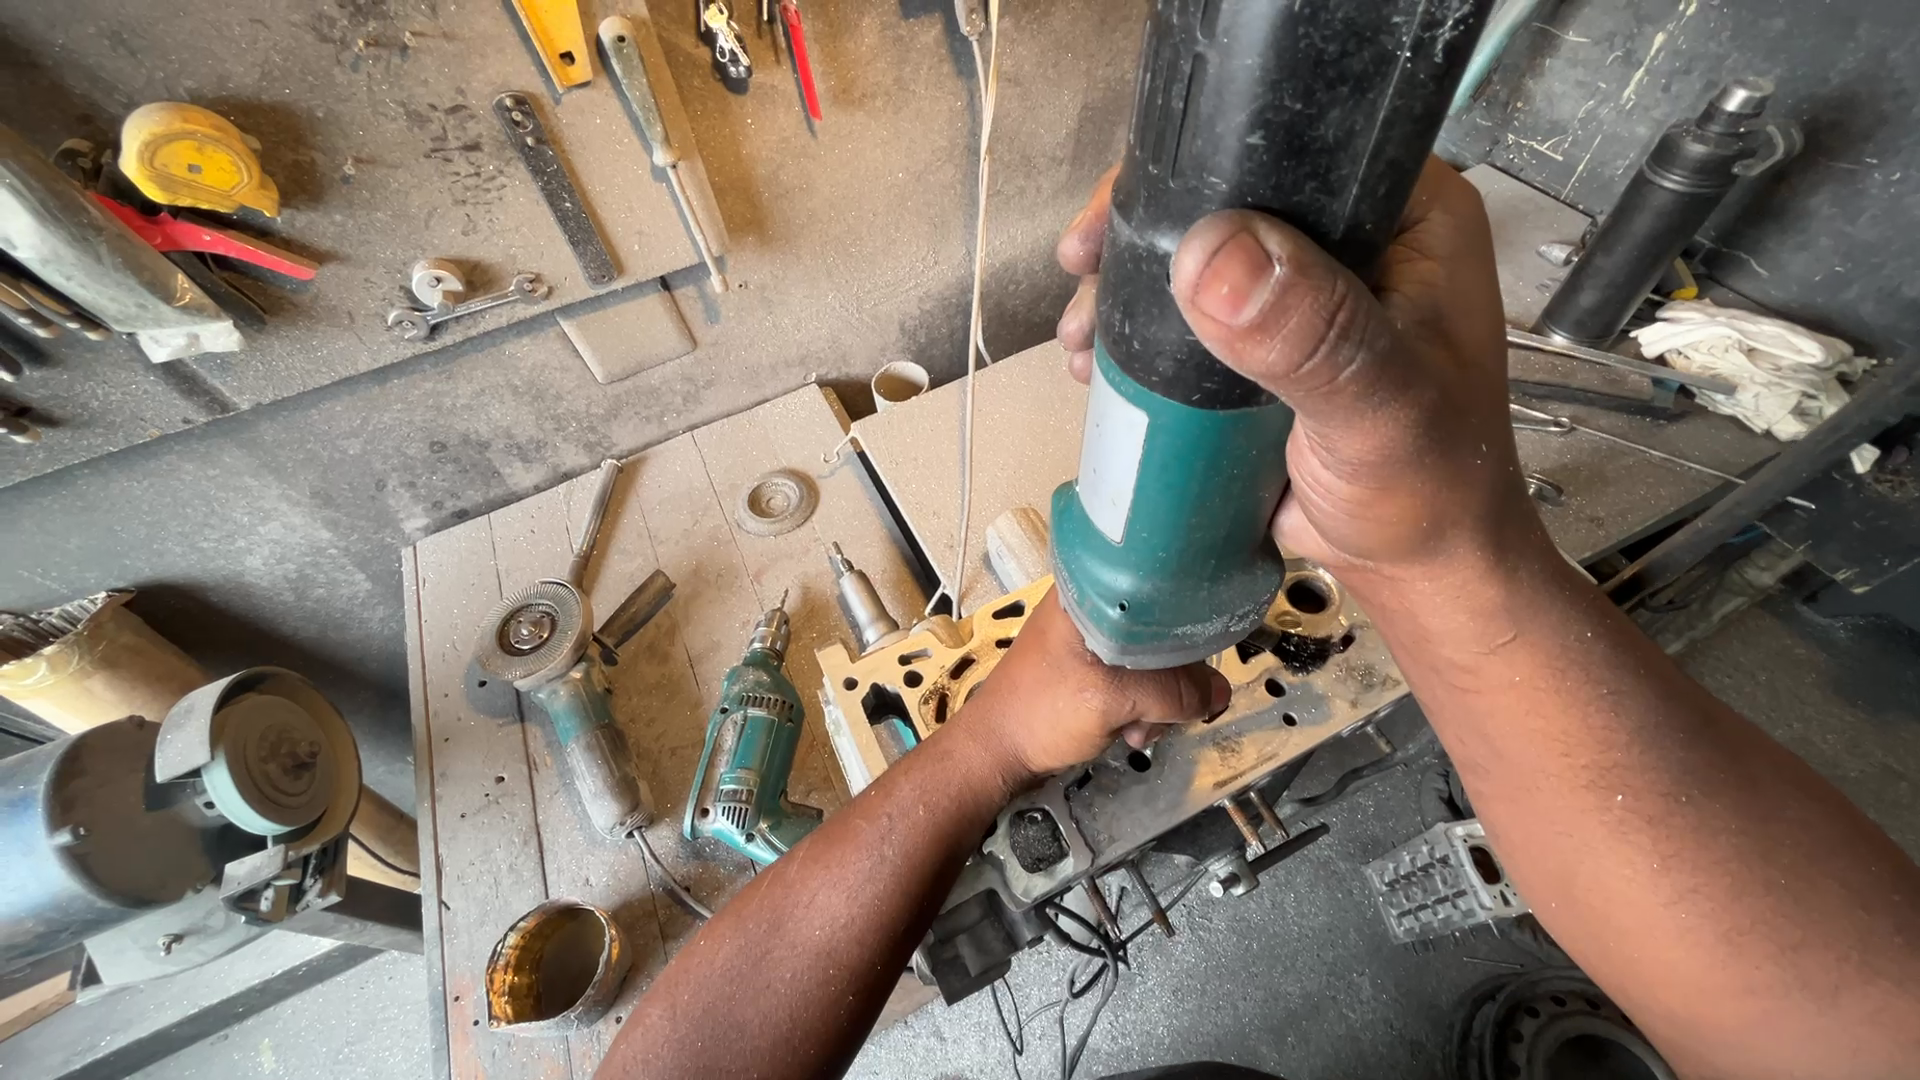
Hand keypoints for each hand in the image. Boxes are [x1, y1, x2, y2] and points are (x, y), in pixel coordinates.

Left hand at [952, 590, 1229, 786]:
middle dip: (1170, 681)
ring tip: (1131, 728)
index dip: (1187, 625)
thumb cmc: (1040, 711)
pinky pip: (1139, 682)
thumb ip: (1172, 692)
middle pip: (1164, 632)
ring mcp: (1094, 640)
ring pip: (1156, 663)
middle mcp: (1095, 607)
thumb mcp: (1111, 697)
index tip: (1198, 661)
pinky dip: (1142, 708)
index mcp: (1090, 591)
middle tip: (1154, 713)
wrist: (996, 752)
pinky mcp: (1094, 669)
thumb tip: (1221, 693)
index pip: (1160, 590)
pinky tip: (1127, 730)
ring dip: (1156, 703)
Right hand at [1056, 158, 1548, 591]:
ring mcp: (1294, 298)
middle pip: (1222, 206)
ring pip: (1192, 269)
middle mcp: (1344, 242)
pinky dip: (1135, 342)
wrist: (1405, 559)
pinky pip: (1184, 326)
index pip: (1290, 151)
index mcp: (1401, 216)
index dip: (1197, 171)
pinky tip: (1095, 366)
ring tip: (1076, 340)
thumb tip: (1210, 258)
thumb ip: (1309, 336)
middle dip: (1137, 243)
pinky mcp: (1256, 349)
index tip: (1114, 219)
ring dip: (1123, 296)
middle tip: (1079, 276)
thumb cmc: (1421, 485)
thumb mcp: (1375, 405)